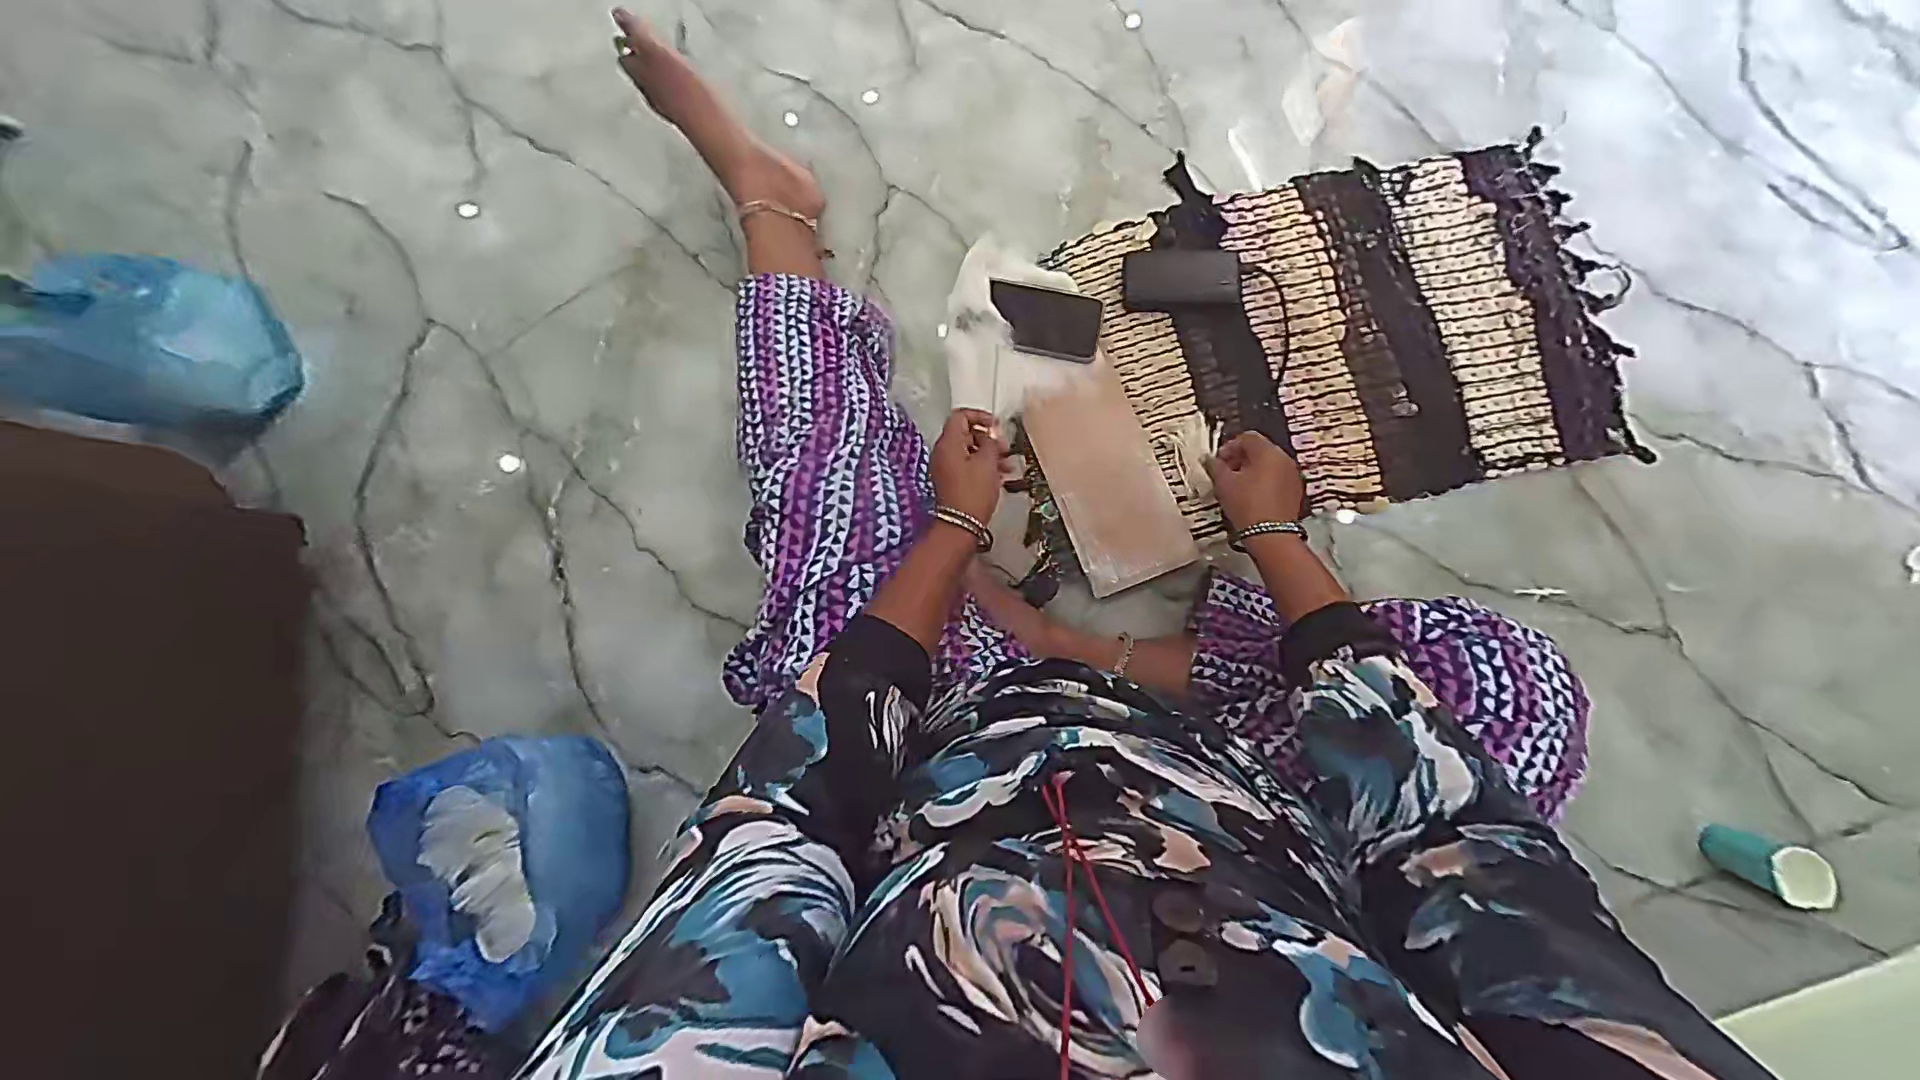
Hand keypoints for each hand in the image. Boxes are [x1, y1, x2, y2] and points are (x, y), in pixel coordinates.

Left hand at [931, 409, 1007, 523]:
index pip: (960, 416)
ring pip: (969, 451)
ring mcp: (945, 468)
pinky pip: (967, 466)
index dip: (980, 416)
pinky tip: (999, 476)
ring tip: (1006, 466)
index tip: (995, 425)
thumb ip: (991, 443)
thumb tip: (990, 438)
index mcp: (948, 443)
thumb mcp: (988, 462)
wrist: (961, 524)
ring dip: (988, 454)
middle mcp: (942, 453)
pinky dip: (982, 466)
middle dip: (988, 439)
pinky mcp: (950, 481)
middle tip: (1004, 449)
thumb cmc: (974, 492)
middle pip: (965, 434)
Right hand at [1204, 431, 1304, 530]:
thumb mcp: (1224, 484)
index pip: (1248, 438)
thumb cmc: (1247, 506)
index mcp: (1267, 453)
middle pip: (1260, 449)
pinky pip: (1276, 478)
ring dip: (1252, 470)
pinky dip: (1263, 481)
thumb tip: (1210, 460)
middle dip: (1240, 458)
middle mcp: (1284, 459)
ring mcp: (1292, 475)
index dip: (1229, 447)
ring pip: (1269, 464)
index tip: (1219, 459)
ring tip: (1236, 485)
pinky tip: (1250, 495)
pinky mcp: (1294, 490)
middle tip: (1225, 471)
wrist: (1270, 534)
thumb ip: (1216, 466)